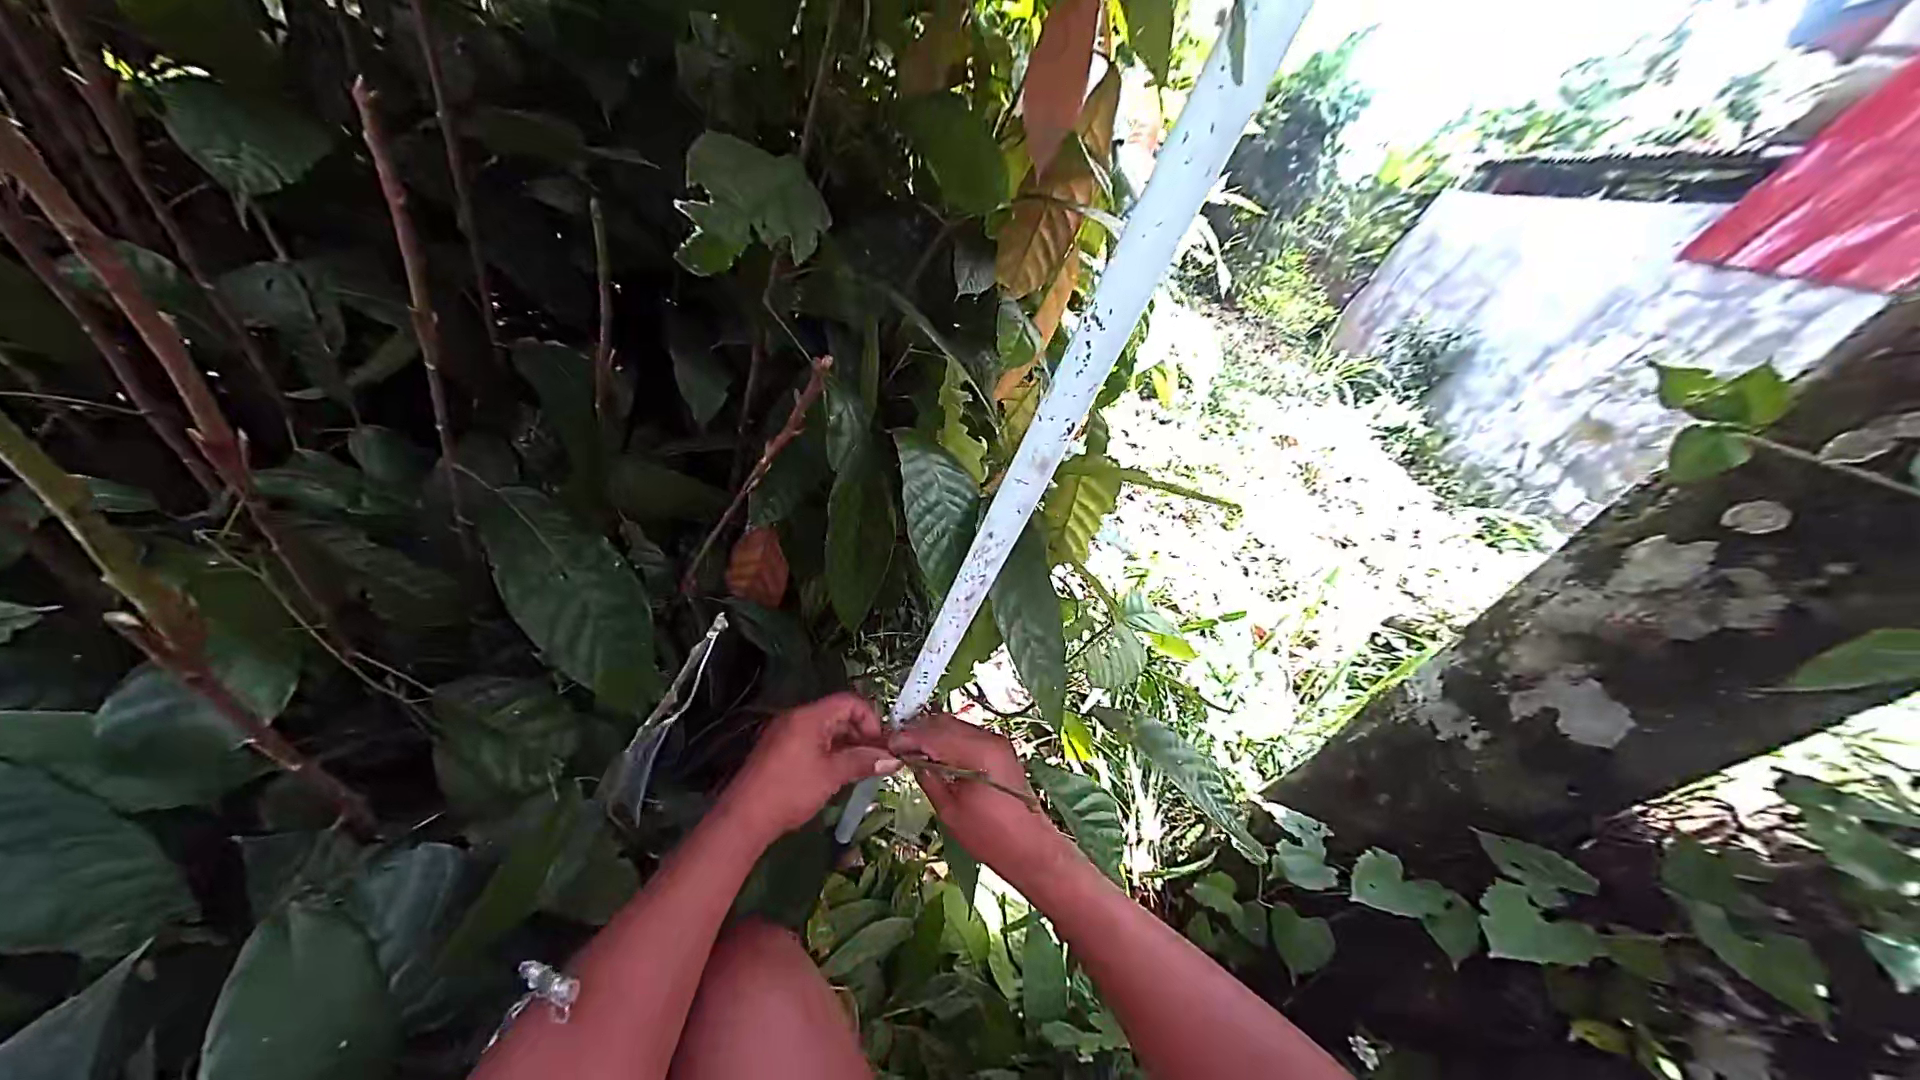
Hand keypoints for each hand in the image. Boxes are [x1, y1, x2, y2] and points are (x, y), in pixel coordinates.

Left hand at [721, 692, 899, 843]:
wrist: (744, 818)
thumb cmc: (791, 791)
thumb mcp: (832, 775)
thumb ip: (863, 762)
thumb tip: (892, 759)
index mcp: (809, 716)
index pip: (849, 702)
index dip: (869, 720)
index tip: (879, 744)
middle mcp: (796, 718)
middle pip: (837, 714)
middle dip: (860, 734)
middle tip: (875, 758)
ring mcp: (785, 733)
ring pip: (825, 730)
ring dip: (846, 745)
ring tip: (859, 769)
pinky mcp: (778, 750)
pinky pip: (811, 741)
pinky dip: (829, 752)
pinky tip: (837, 773)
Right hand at [888, 712, 1078, 886]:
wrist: (1031, 847)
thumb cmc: (989, 836)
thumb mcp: (950, 811)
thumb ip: (929, 779)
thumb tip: (911, 760)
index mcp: (978, 754)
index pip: (934, 734)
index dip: (909, 737)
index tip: (889, 744)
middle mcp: (989, 739)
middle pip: (945, 723)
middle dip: (918, 731)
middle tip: (897, 746)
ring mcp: (997, 741)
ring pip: (956, 724)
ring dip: (933, 733)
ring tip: (913, 750)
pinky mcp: (1000, 747)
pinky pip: (967, 733)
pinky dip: (948, 738)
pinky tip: (935, 753)